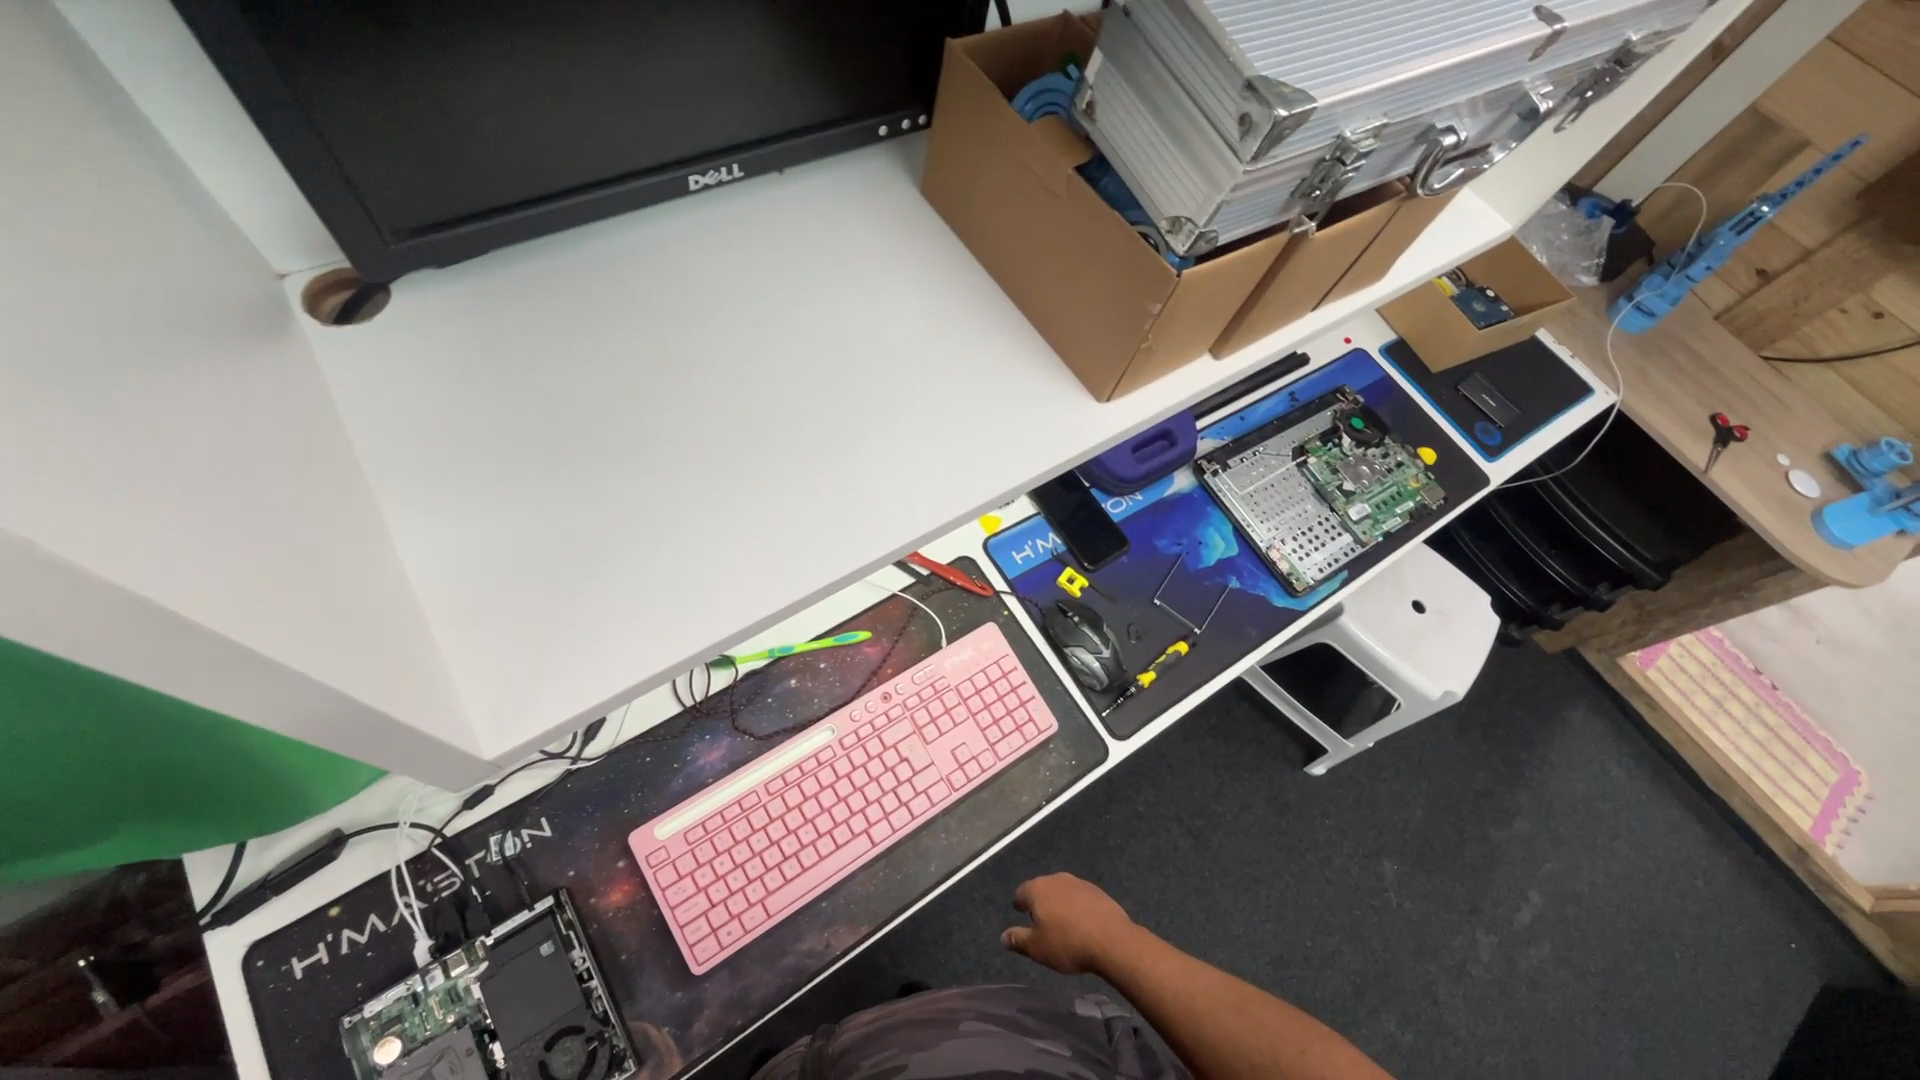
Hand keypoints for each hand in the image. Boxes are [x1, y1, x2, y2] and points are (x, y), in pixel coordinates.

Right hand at [1001, 873, 1139, 974]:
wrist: (1112, 941)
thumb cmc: (1068, 944)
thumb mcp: (1037, 948)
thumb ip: (1018, 940)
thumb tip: (1003, 936)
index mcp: (1038, 889)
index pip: (1021, 892)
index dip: (1019, 904)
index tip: (1020, 913)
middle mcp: (1057, 879)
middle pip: (1042, 889)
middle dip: (1040, 902)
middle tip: (1041, 921)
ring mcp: (1079, 883)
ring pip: (1062, 891)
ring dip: (1059, 903)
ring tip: (1062, 923)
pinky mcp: (1098, 891)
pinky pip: (1080, 897)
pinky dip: (1077, 907)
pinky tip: (1082, 923)